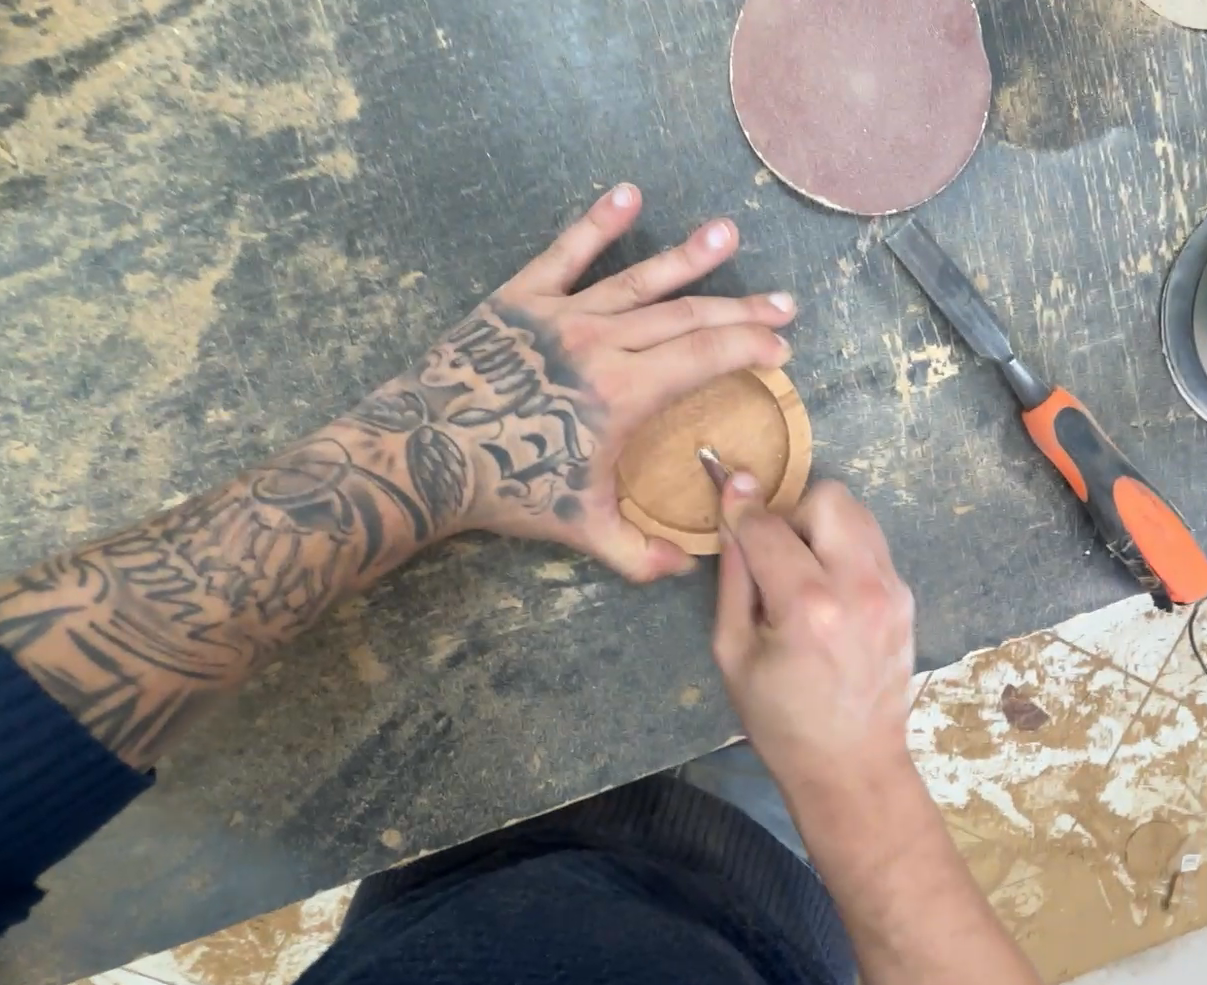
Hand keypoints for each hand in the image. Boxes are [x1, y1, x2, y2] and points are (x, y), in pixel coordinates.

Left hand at [337, 183, 794, 580]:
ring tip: (728, 233)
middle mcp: (603, 341)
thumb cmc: (508, 488)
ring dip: (690, 257)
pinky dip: (599, 222)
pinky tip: (628, 194)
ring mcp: (563, 312)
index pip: (706, 356)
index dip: (750, 348)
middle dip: (743, 310)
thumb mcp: (584, 530)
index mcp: (625, 392)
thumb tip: (688, 568)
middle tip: (785, 304)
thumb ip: (641, 554)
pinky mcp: (523, 297)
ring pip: (641, 280)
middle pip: (688, 316)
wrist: (421, 454)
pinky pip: (567, 252)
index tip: (781, 349)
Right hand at [711, 473, 917, 802]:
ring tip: (805, 574)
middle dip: (794, 514)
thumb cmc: (779, 720)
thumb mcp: (733, 652)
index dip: (742, 509)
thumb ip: (734, 575)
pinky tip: (832, 594)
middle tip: (779, 556)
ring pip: (858, 513)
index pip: (768, 526)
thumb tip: (733, 511)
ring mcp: (892, 590)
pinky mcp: (907, 598)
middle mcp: (860, 586)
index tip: (730, 501)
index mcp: (808, 606)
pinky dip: (846, 551)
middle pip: (829, 498)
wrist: (853, 765)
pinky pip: (872, 544)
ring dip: (823, 528)